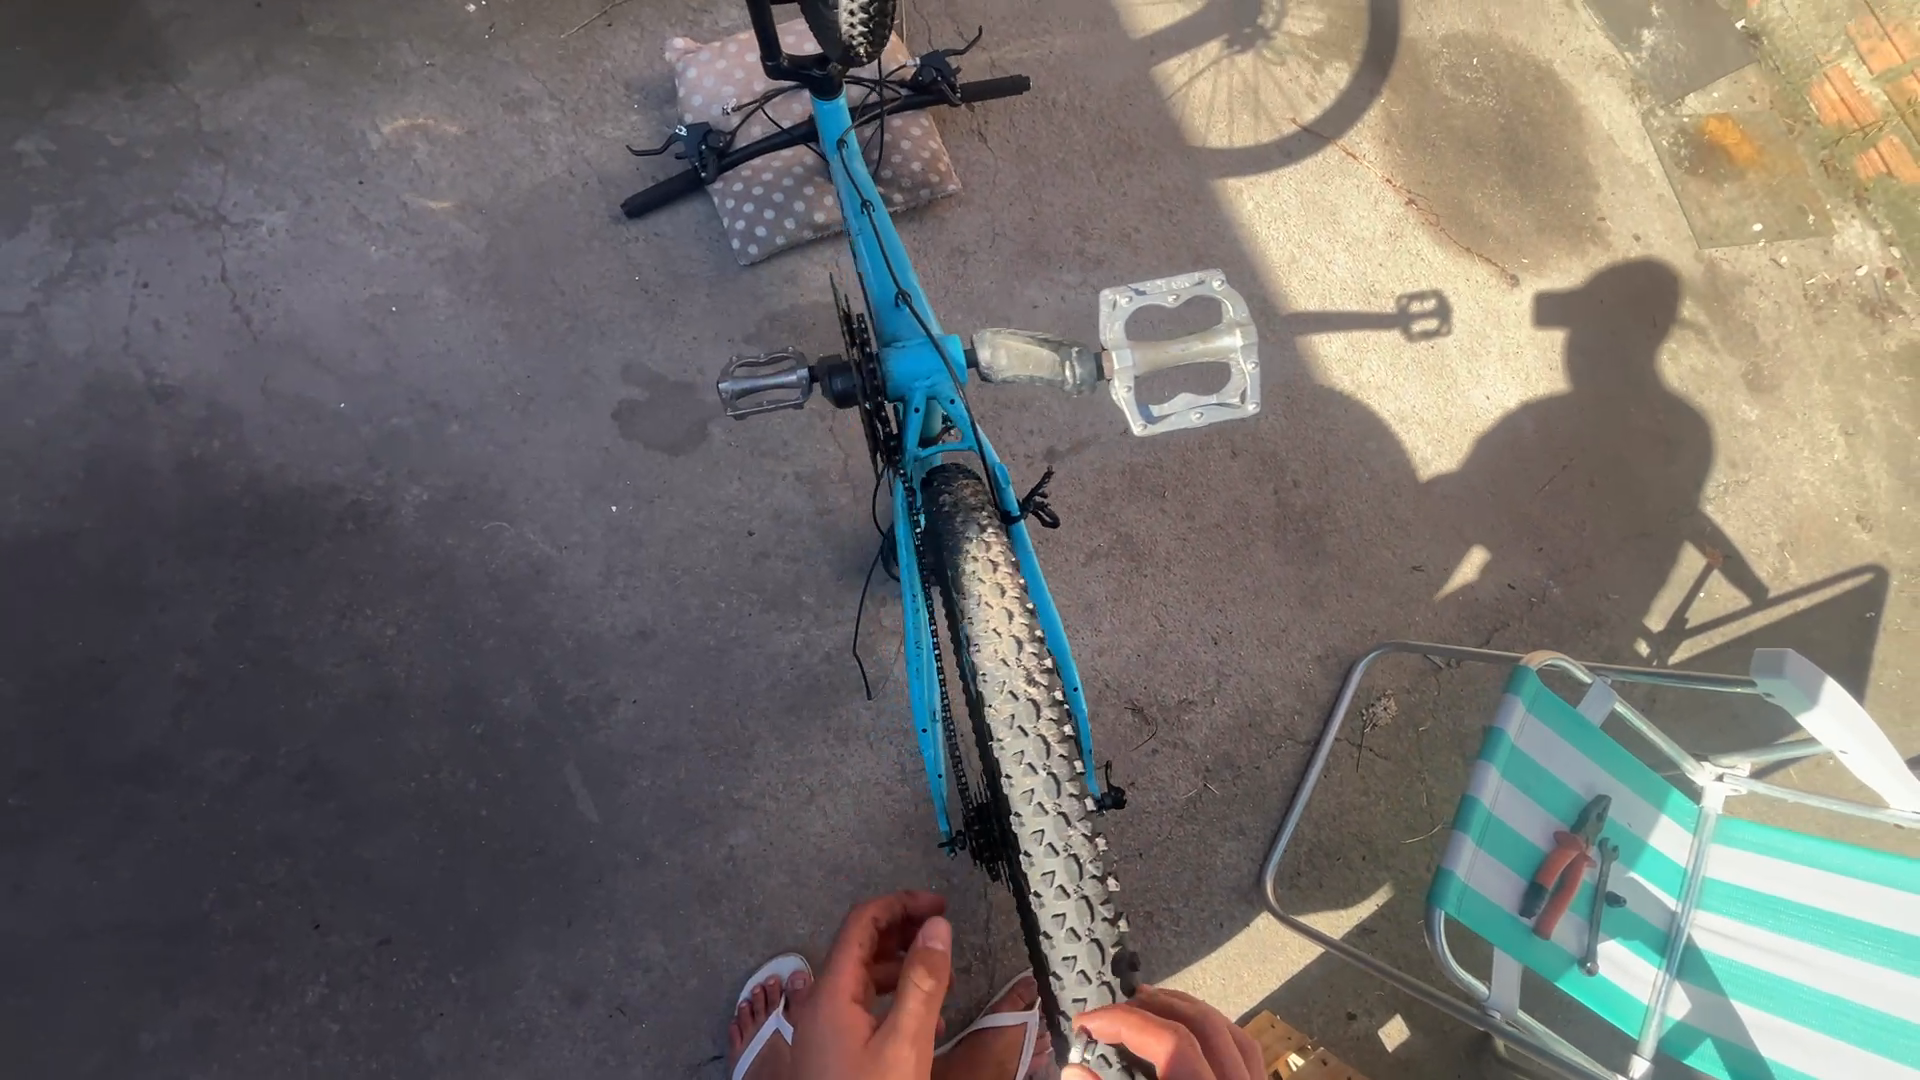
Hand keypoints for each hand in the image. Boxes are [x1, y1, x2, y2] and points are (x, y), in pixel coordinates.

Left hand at [791, 890, 952, 1079]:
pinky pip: (862, 1008)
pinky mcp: (831, 1054)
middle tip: (944, 932)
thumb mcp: (905, 1045)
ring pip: (863, 977)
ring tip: (943, 976)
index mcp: (832, 990)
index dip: (902, 904)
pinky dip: (894, 998)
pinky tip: (926, 1019)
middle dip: (904, 931)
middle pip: (861, 944)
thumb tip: (938, 924)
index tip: (941, 906)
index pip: (863, 921)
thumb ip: (922, 981)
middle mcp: (820, 1001)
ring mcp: (822, 1029)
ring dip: (902, 966)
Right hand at [1062, 986, 1263, 1079]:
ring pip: (1227, 1031)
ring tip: (1147, 1005)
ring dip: (1182, 1008)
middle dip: (1153, 1006)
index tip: (1086, 1025)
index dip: (1121, 1023)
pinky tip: (1188, 1029)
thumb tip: (1073, 1068)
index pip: (1168, 1043)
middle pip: (1201, 1025)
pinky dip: (1212, 1027)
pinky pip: (1245, 1049)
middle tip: (1116, 1009)